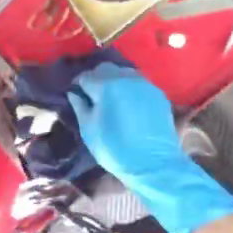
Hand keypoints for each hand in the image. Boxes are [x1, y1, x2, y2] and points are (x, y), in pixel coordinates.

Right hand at [67, 63, 232, 232]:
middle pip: (106, 68)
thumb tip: (74, 93)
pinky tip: (127, 102)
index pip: (86, 76)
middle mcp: (127, 78)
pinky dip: (129, 87)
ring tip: (110, 96)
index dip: (78, 84)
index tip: (76, 94)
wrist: (153, 164)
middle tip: (92, 94)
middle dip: (96, 77)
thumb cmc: (115, 149)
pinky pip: (138, 82)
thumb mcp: (89, 130)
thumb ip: (80, 107)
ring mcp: (145, 84)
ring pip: (124, 72)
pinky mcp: (158, 94)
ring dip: (114, 80)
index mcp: (106, 86)